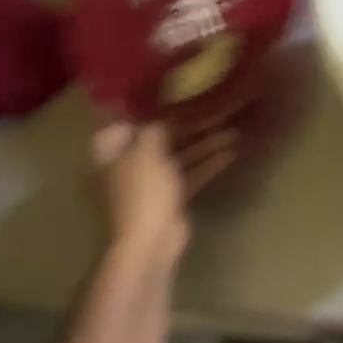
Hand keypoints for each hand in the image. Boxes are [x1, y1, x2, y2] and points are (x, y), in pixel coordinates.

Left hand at [91, 122, 237, 262]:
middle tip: (216, 112)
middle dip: (188, 127)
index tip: (176, 98)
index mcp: (110, 152)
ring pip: (179, 157)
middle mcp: (128, 165)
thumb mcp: (146, 153)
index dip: (150, 109)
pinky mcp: (170, 199)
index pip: (127, 122)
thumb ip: (155, 129)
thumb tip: (163, 117)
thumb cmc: (141, 194)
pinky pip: (189, 175)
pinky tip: (231, 154)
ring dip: (204, 145)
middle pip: (159, 139)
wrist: (148, 245)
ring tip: (232, 132)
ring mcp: (150, 184)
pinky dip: (208, 165)